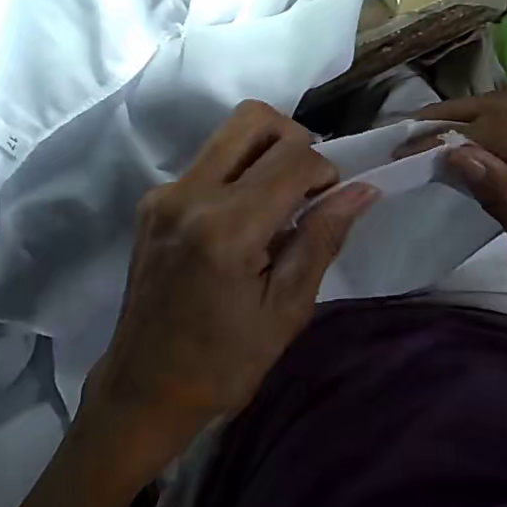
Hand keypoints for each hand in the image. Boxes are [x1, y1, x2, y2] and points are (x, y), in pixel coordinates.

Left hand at [82, 100, 377, 462]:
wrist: (143, 387)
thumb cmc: (224, 363)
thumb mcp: (287, 309)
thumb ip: (322, 238)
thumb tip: (363, 189)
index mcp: (226, 228)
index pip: (293, 158)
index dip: (326, 171)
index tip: (330, 203)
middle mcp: (189, 194)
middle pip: (253, 119)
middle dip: (295, 139)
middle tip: (307, 185)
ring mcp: (164, 193)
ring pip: (228, 134)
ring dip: (265, 152)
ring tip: (278, 202)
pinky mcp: (152, 201)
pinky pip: (207, 162)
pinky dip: (237, 173)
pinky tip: (244, 221)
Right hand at [412, 90, 506, 361]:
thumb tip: (457, 153)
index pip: (497, 133)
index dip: (447, 135)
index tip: (404, 150)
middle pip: (505, 107)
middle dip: (452, 115)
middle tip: (408, 134)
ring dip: (469, 111)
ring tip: (429, 130)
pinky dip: (489, 119)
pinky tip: (467, 136)